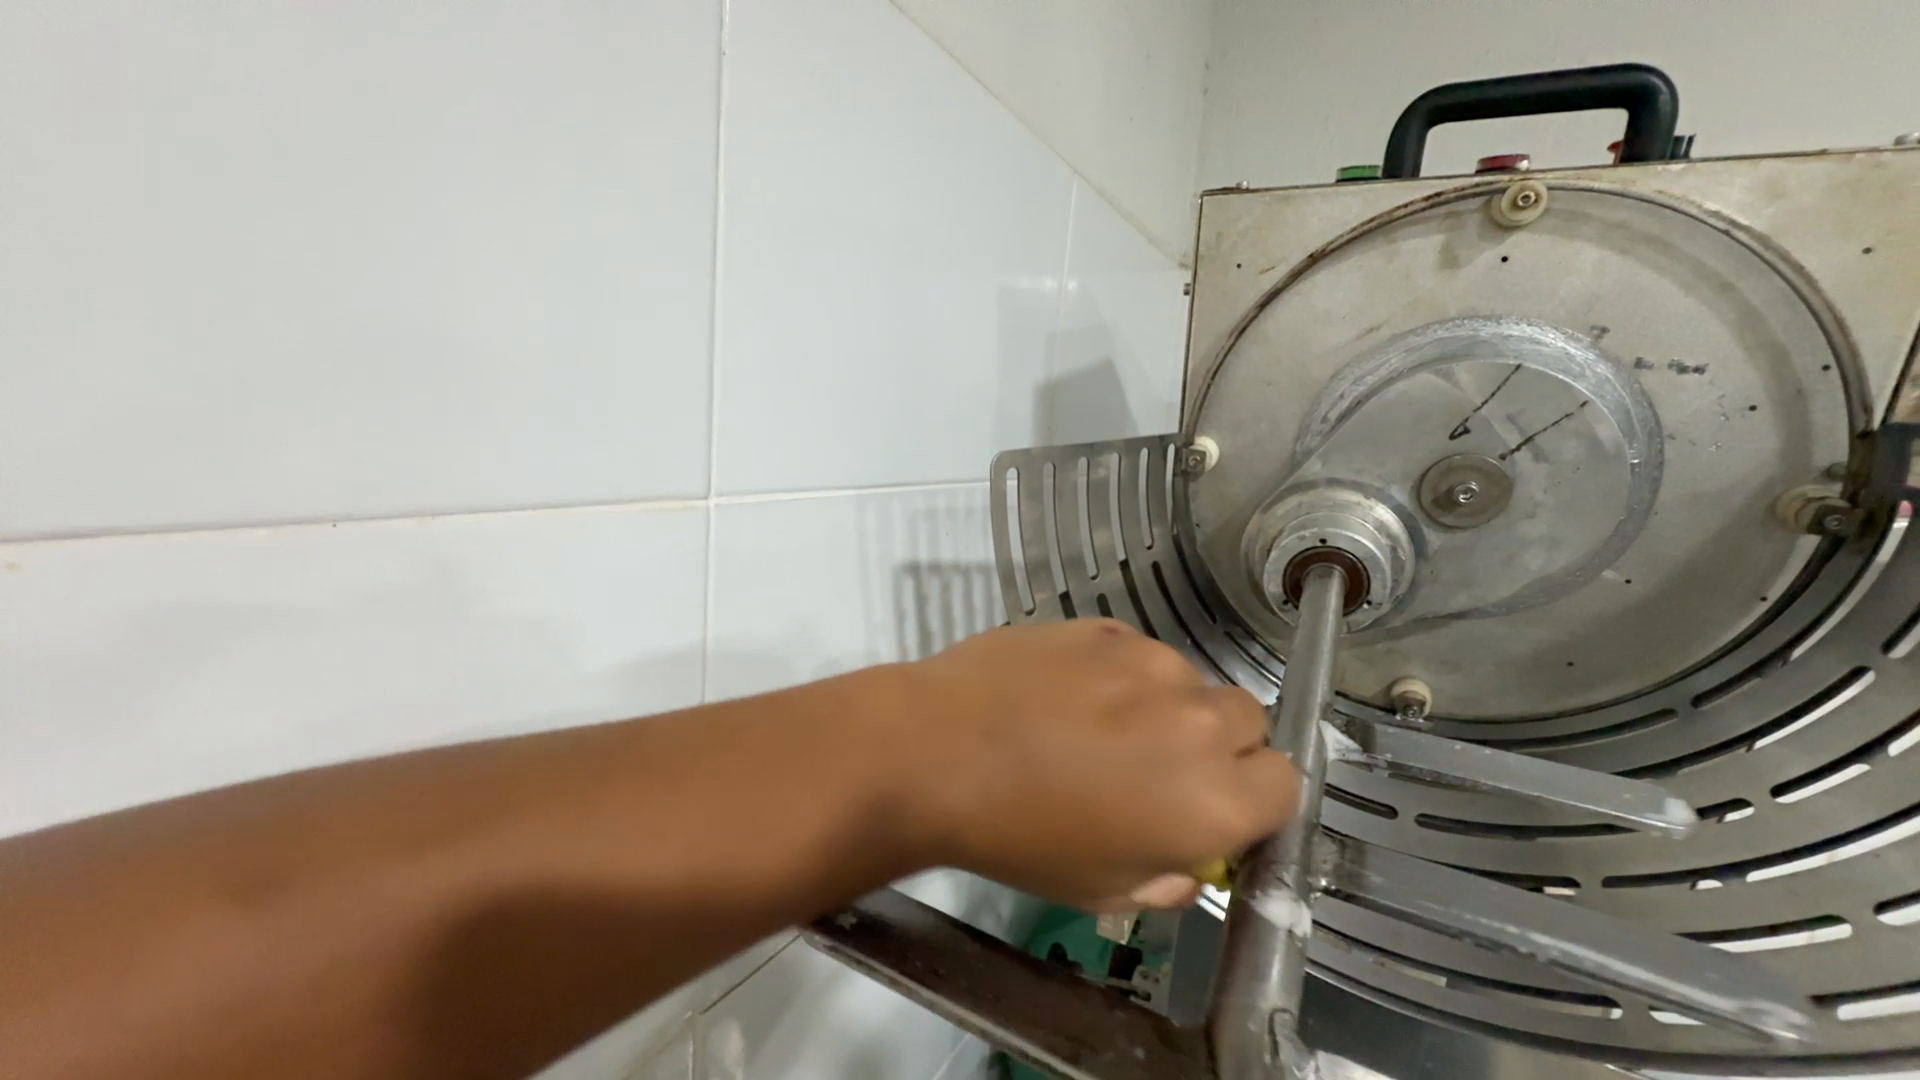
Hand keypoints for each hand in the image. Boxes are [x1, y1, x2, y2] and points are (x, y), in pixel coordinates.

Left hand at [885, 619, 1298, 909]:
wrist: (936, 752)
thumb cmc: (1017, 836)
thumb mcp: (1099, 890)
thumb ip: (1167, 879)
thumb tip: (1189, 865)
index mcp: (1214, 799)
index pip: (1286, 787)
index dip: (1251, 801)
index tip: (1211, 808)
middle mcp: (1200, 721)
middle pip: (1248, 724)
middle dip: (1218, 748)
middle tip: (1154, 767)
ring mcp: (1152, 662)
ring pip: (1191, 682)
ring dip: (1166, 705)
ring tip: (1097, 725)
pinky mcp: (1105, 626)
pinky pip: (1138, 652)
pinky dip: (1121, 673)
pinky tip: (1066, 692)